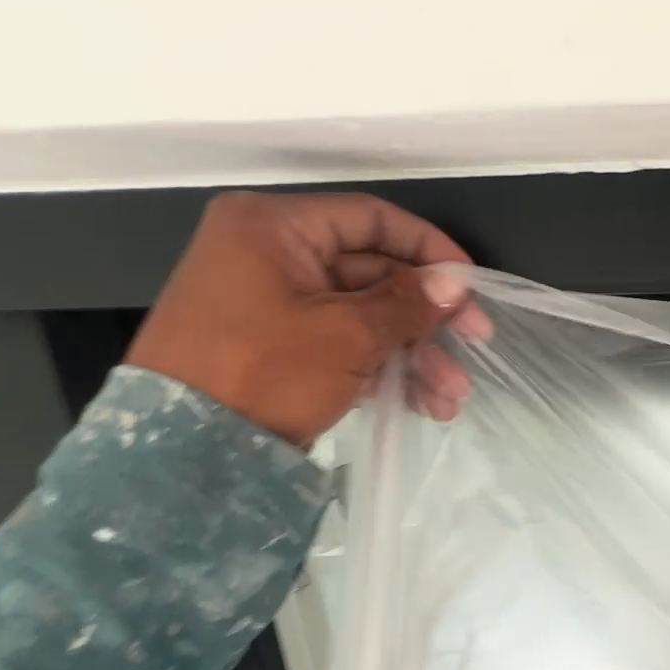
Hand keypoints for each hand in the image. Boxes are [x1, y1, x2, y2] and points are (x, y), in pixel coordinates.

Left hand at [125, 191, 492, 447]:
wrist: (192, 450)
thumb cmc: (265, 371)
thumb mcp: (347, 334)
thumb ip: (408, 303)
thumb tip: (457, 282)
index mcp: (275, 227)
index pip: (371, 219)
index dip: (429, 249)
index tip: (473, 285)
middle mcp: (273, 254)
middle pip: (376, 274)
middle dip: (430, 319)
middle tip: (478, 345)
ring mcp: (276, 302)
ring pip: (368, 316)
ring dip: (417, 355)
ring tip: (452, 398)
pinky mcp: (282, 345)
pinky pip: (347, 344)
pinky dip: (387, 369)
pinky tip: (426, 404)